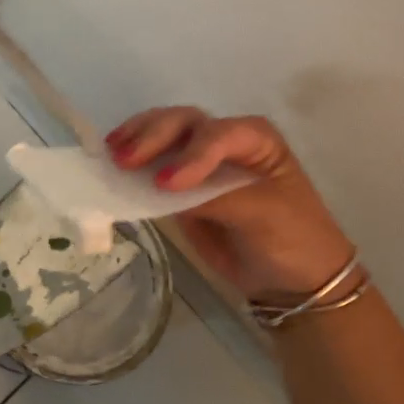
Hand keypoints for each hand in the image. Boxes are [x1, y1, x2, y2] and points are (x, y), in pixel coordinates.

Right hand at [105, 108, 355, 302]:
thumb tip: (161, 190)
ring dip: (136, 139)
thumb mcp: (263, 215)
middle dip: (152, 136)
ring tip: (111, 154)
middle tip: (123, 158)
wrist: (291, 281)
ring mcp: (199, 160)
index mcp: (254, 137)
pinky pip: (153, 165)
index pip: (216, 134)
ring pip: (163, 133)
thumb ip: (215, 196)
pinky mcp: (180, 184)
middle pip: (183, 122)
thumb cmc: (292, 239)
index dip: (190, 154)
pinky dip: (132, 162)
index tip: (166, 184)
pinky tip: (111, 166)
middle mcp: (223, 139)